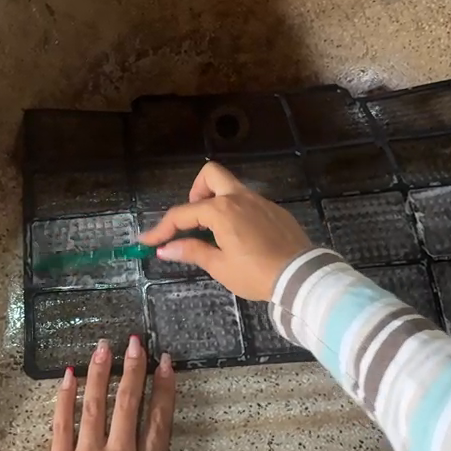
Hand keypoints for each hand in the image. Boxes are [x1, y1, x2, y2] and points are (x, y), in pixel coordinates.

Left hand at [37, 336, 175, 450]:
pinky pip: (62, 423)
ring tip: (104, 347)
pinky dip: (65, 397)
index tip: (166, 362)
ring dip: (100, 373)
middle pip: (128, 405)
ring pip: (96, 406)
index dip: (164, 389)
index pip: (160, 421)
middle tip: (135, 342)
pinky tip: (68, 375)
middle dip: (133, 370)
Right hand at [139, 161, 313, 299]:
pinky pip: (248, 201)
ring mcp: (259, 200)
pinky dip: (236, 211)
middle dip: (195, 191)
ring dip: (216, 201)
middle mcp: (239, 197)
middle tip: (193, 220)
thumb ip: (192, 251)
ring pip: (231, 186)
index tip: (148, 241)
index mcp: (221, 210)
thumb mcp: (220, 266)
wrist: (301, 276)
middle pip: (210, 174)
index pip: (182, 213)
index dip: (162, 228)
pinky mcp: (274, 210)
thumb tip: (165, 248)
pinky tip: (240, 237)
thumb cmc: (256, 274)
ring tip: (215, 232)